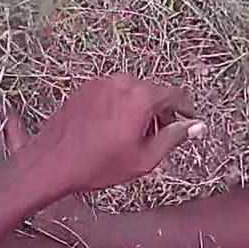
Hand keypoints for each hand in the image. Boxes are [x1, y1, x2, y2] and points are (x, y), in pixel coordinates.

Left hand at [13, 76, 202, 196]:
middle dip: (160, 112)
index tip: (187, 123)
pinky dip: (119, 106)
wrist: (52, 162)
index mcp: (141, 97)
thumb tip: (196, 126)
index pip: (176, 95)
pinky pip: (112, 93)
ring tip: (132, 138)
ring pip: (132, 92)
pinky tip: (112, 130)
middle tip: (158, 138)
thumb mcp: (144, 159)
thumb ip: (174, 137)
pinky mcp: (85, 88)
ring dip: (139, 109)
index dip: (185, 110)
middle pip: (153, 92)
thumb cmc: (98, 165)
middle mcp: (122, 82)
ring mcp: (101, 83)